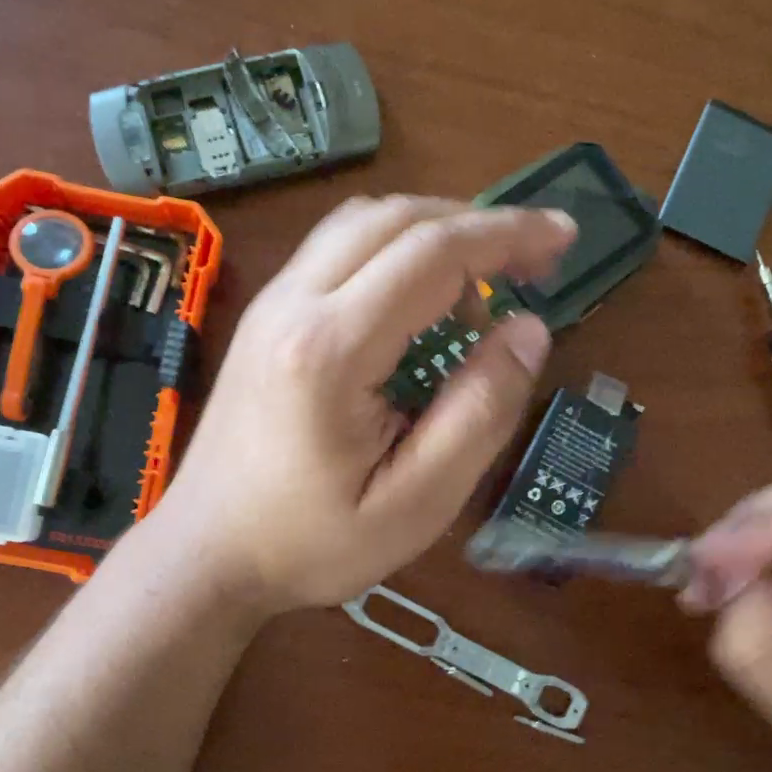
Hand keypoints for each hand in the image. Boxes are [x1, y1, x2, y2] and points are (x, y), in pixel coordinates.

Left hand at [153, 196, 575, 613]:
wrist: (206, 553)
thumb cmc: (309, 544)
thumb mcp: (414, 505)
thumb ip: (478, 415)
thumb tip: (528, 332)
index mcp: (330, 349)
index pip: (432, 254)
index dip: (508, 235)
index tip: (565, 239)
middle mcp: (293, 304)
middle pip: (394, 218)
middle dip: (475, 222)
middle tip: (536, 259)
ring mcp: (270, 305)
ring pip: (360, 224)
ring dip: (431, 230)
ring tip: (486, 275)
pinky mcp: (264, 319)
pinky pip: (335, 251)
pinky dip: (392, 249)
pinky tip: (421, 296)